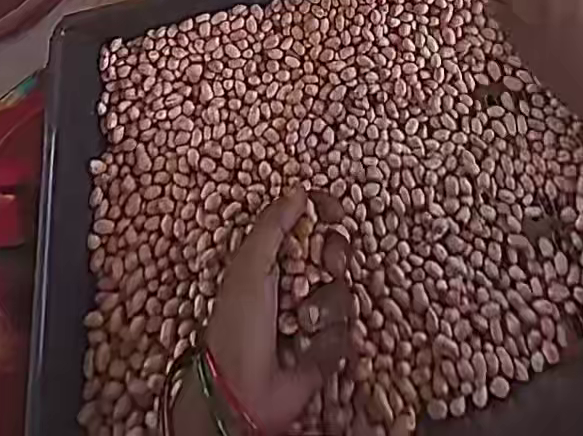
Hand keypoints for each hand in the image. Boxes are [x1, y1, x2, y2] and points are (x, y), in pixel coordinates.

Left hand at [199, 188, 349, 434]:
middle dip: (334, 256)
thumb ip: (274, 224)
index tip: (336, 212)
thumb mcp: (251, 264)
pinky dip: (326, 339)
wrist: (240, 391)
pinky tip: (305, 348)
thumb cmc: (237, 322)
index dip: (324, 212)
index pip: (306, 220)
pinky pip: (345, 330)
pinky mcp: (325, 345)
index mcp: (274, 253)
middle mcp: (296, 278)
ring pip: (342, 291)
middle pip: (333, 250)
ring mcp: (312, 311)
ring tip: (301, 323)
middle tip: (328, 265)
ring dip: (323, 308)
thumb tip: (299, 190)